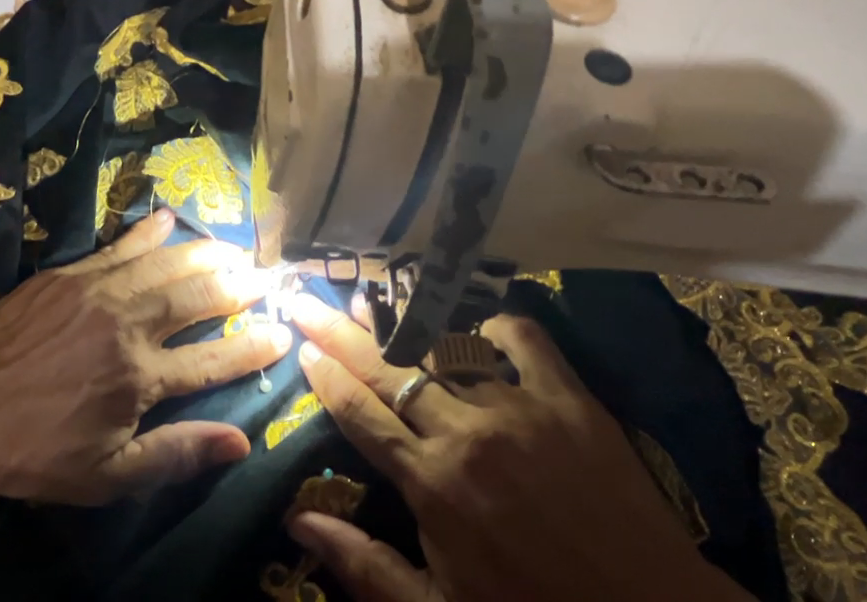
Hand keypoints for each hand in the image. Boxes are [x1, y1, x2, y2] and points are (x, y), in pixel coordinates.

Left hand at [0, 207, 291, 504]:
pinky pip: (116, 247)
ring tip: (234, 247)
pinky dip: (146, 232)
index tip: (284, 331)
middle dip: (237, 286)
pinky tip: (167, 217)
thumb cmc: (33, 451)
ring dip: (203, 254)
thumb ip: (174, 455)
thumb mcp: (105, 475)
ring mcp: (95, 292)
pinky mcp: (65, 276)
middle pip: (195, 297)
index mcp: (140, 377)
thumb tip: (242, 442)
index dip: (253, 345)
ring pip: (163, 264)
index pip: (214, 357)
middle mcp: (126, 325)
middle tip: (268, 275)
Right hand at [285, 294, 753, 601]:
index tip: (301, 348)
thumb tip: (297, 521)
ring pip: (443, 347)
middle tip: (306, 302)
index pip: (359, 413)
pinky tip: (470, 321)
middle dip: (338, 332)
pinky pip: (522, 339)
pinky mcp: (569, 400)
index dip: (325, 376)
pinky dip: (491, 323)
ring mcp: (519, 408)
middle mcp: (465, 432)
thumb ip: (365, 566)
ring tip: (368, 300)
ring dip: (400, 323)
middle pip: (386, 368)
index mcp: (431, 482)